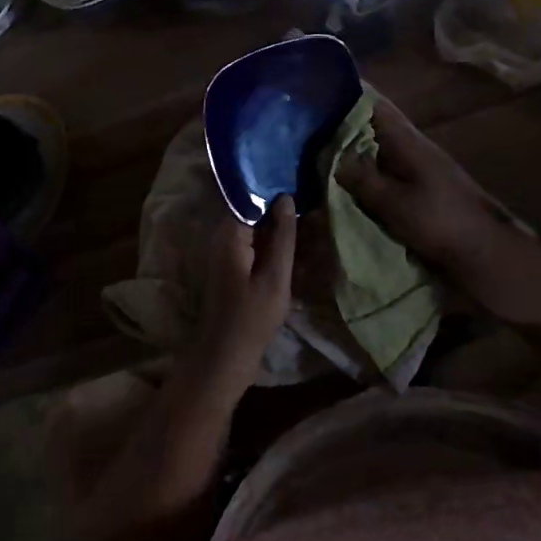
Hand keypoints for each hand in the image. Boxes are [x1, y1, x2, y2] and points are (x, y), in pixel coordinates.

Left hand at [193, 195, 296, 384]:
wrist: (225, 356)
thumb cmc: (251, 317)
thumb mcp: (274, 276)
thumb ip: (282, 237)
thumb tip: (285, 198)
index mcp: (229, 234)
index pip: (249, 197)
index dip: (274, 189)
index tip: (301, 183)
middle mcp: (224, 238)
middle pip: (254, 213)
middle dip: (282, 211)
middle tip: (315, 207)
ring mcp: (228, 253)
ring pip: (258, 231)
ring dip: (283, 231)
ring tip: (315, 226)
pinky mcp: (235, 268)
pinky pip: (257, 248)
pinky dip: (276, 248)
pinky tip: (301, 252)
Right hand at [334, 93, 511, 282]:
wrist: (485, 253)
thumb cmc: (439, 222)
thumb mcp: (392, 201)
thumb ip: (359, 176)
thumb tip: (327, 155)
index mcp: (408, 142)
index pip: (375, 106)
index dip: (349, 96)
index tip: (318, 93)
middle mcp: (413, 148)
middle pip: (374, 126)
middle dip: (343, 125)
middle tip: (307, 126)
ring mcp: (419, 168)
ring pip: (377, 149)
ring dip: (352, 149)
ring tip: (318, 151)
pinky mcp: (420, 189)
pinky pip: (384, 171)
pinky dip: (364, 170)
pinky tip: (345, 180)